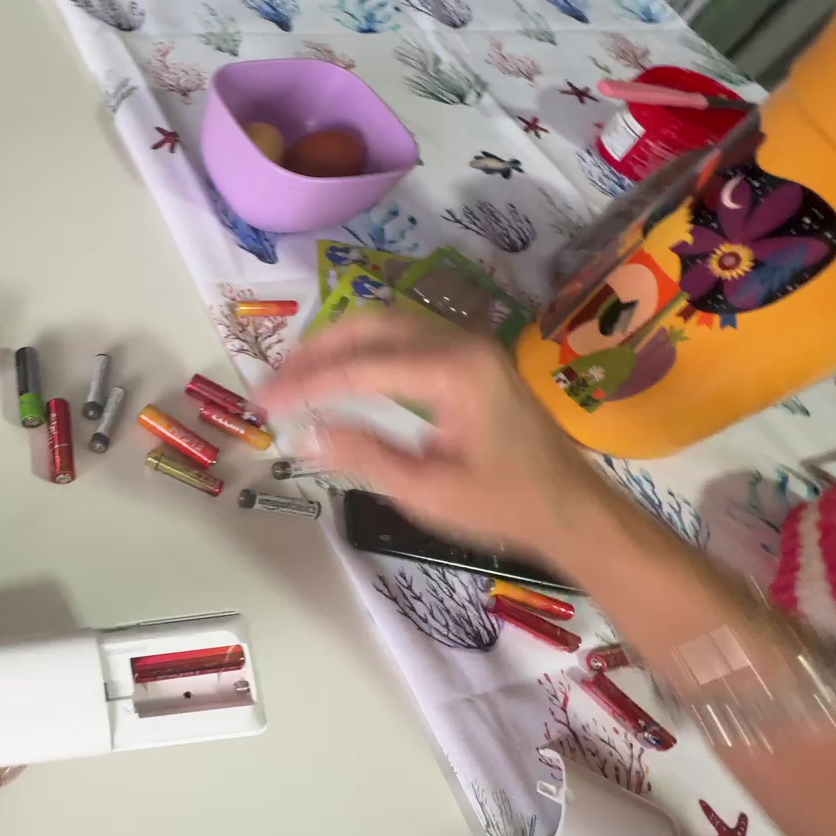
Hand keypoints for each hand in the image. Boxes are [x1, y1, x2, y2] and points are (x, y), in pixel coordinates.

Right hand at [259, 309, 611, 556]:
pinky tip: (337, 373)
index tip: (263, 403)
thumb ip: (363, 457)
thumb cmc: (502, 505)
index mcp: (454, 374)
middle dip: (313, 352)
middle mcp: (461, 346)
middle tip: (273, 383)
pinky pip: (401, 339)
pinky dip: (359, 351)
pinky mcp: (466, 359)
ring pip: (384, 326)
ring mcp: (467, 348)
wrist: (572, 509)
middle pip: (370, 327)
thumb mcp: (425, 491)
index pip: (359, 368)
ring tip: (294, 376)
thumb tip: (304, 435)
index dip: (305, 385)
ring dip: (333, 346)